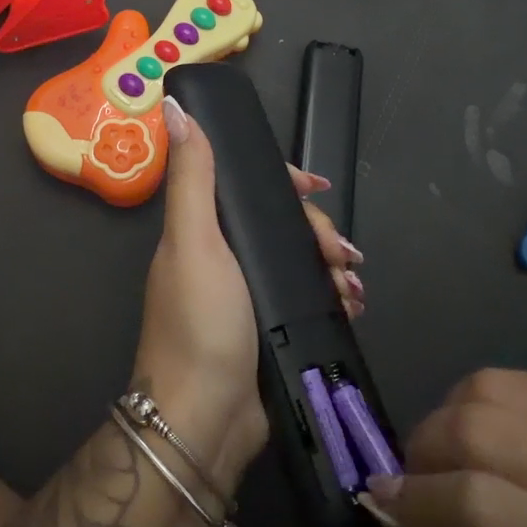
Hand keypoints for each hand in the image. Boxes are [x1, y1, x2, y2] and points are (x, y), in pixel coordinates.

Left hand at [132, 95, 364, 487]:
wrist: (206, 419)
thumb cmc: (200, 322)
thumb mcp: (194, 241)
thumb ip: (193, 177)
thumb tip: (175, 106)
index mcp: (202, 231)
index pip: (245, 186)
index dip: (282, 182)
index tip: (316, 188)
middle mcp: (224, 258)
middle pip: (282, 225)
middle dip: (319, 232)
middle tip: (342, 256)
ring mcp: (248, 296)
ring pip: (301, 261)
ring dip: (333, 265)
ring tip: (352, 287)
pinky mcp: (270, 331)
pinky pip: (308, 298)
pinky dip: (333, 296)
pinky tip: (351, 305)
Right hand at [369, 370, 526, 526]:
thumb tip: (410, 520)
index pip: (485, 507)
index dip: (419, 504)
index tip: (385, 507)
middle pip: (480, 428)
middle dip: (423, 450)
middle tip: (414, 482)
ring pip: (491, 386)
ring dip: (446, 416)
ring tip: (448, 455)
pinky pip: (521, 377)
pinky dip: (482, 402)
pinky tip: (489, 435)